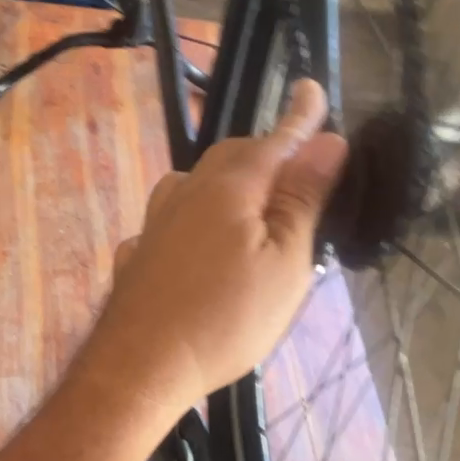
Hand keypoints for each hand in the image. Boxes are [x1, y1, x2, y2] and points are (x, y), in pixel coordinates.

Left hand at [81, 80, 348, 412]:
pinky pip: (163, 229)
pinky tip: (186, 247)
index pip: (274, 140)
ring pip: (188, 189)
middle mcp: (183, 196)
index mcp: (229, 188)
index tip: (313, 90)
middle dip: (261, 153)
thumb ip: (302, 201)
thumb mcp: (284, 263)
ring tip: (241, 205)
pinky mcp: (133, 264)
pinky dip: (184, 226)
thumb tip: (326, 141)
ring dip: (218, 186)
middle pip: (227, 159)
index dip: (299, 119)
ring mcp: (151, 230)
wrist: (138, 370)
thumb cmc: (223, 320)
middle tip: (290, 166)